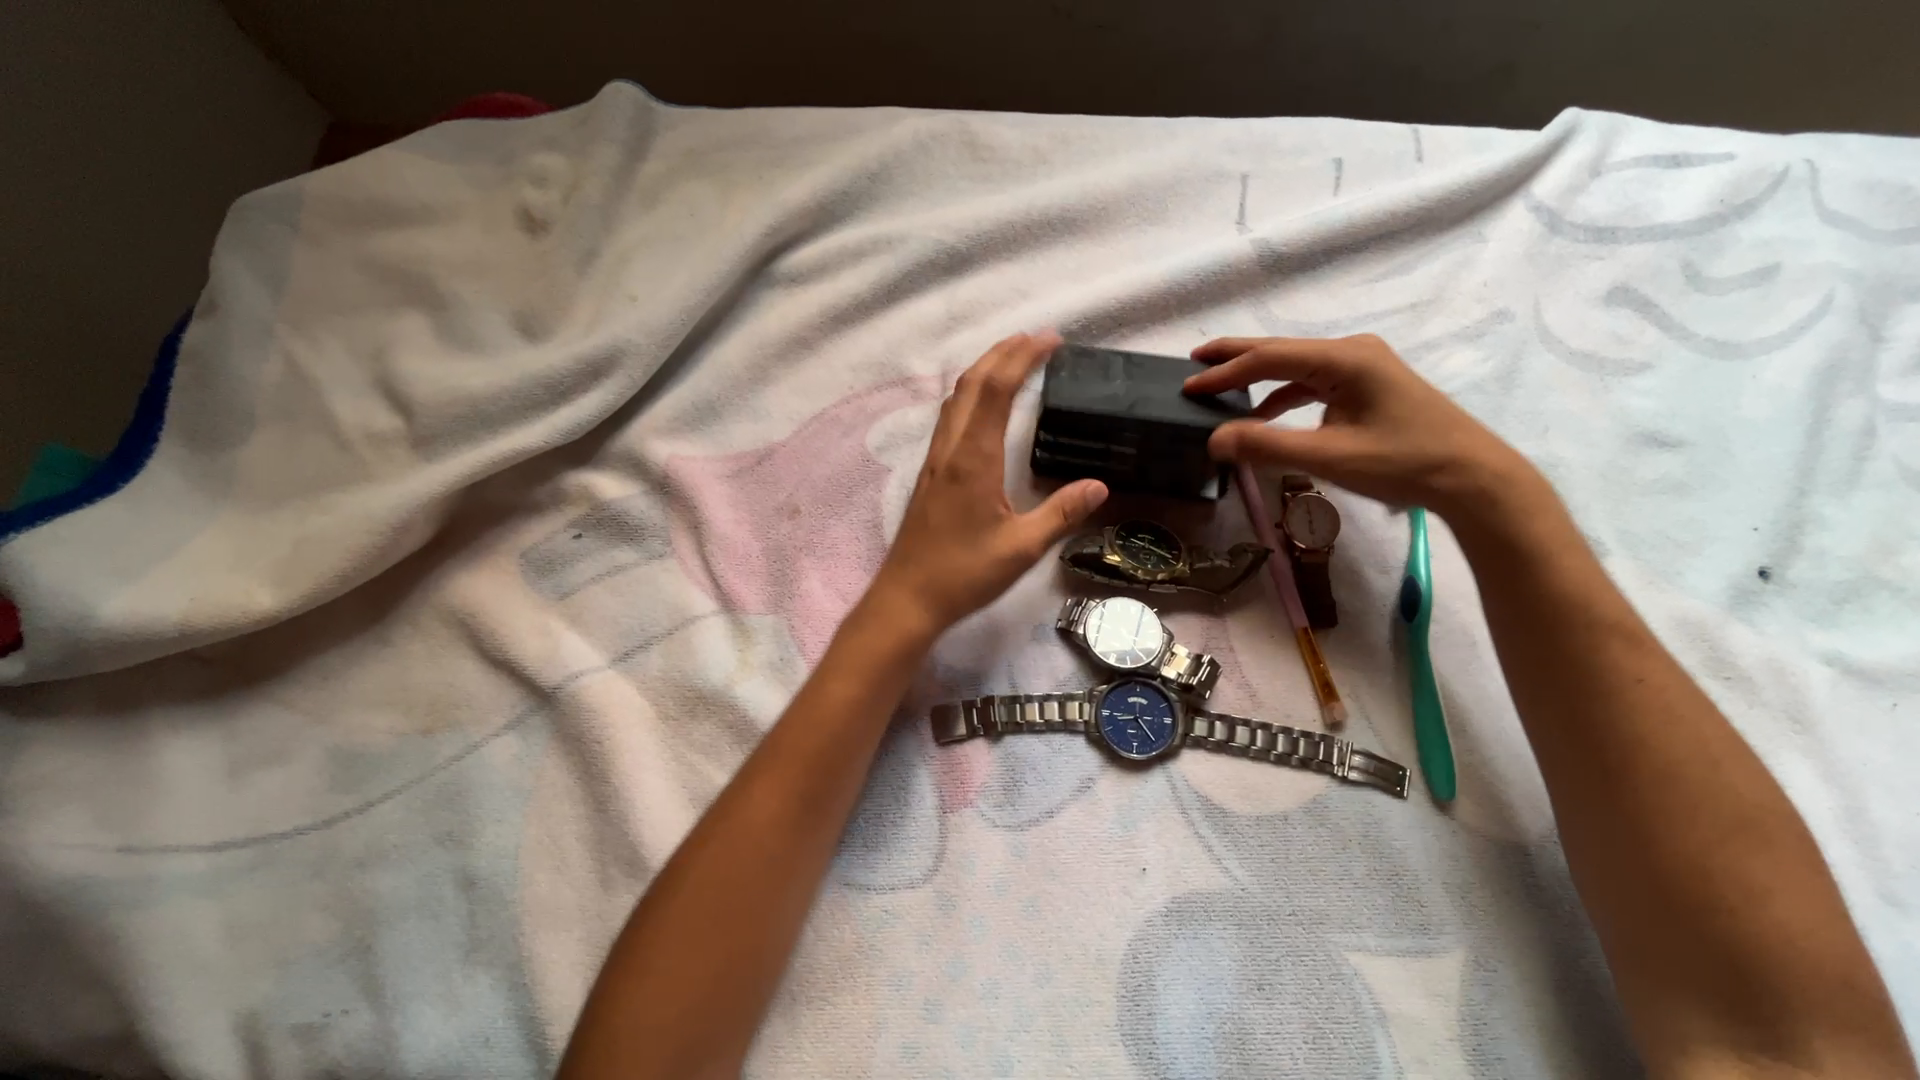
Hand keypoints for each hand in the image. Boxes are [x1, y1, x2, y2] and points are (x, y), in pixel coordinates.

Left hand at [868, 331, 1108, 634]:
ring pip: (956, 397)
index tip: (1051, 340)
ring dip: (984, 369)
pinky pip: (950, 417)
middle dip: (1003, 352)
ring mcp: (936, 460)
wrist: (907, 598)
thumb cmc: (963, 574)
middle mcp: (950, 449)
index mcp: (973, 458)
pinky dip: (971, 394)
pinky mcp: (931, 474)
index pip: (997, 389)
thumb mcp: (1021, 548)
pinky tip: (982, 406)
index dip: (1023, 357)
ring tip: (1013, 359)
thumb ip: (1061, 513)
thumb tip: (1099, 486)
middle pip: (972, 382)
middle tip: (1037, 339)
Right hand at [1183, 335, 1542, 519]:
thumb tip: (1214, 440)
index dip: (1224, 373)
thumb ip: (1267, 446)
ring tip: (1220, 386)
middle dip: (1236, 358)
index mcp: (1344, 359)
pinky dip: (1284, 394)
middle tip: (1194, 362)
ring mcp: (1364, 366)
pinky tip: (1267, 413)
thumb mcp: (1329, 458)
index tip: (1187, 387)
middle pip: (1281, 350)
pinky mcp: (1370, 385)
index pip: (1268, 359)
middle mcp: (1353, 352)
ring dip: (1258, 378)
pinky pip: (1315, 382)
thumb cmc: (1403, 463)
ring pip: (1297, 366)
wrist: (1473, 477)